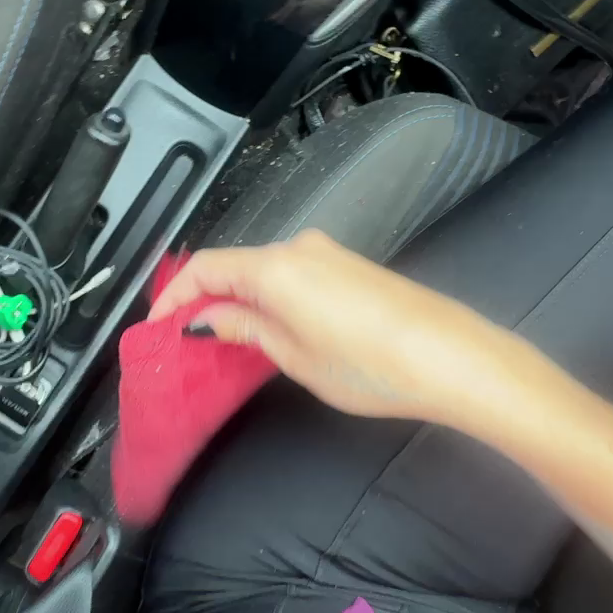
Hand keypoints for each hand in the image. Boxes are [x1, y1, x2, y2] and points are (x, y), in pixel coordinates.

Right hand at [148, 230, 535, 423]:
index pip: (205, 267)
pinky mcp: (348, 265)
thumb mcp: (294, 355)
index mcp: (275, 267)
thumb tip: (210, 318)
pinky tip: (272, 325)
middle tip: (189, 336)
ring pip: (263, 269)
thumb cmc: (372, 364)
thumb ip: (246, 328)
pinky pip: (292, 273)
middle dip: (205, 297)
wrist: (452, 357)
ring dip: (238, 297)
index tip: (160, 326)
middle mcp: (299, 248)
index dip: (175, 296)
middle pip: (233, 264)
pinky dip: (269, 295)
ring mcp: (327, 253)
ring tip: (228, 338)